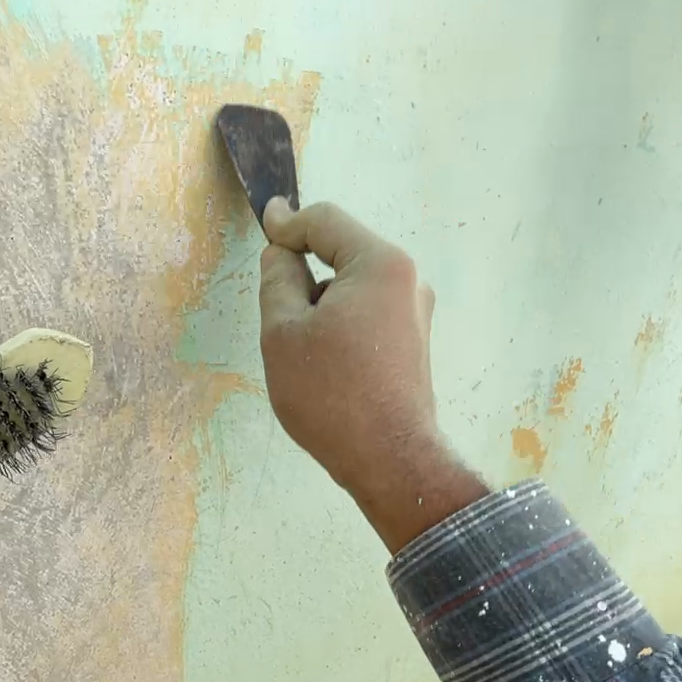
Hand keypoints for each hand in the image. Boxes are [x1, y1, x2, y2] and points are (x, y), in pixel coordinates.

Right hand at [258, 198, 488, 551]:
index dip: (289, 222)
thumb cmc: (329, 393)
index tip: (266, 222)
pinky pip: (367, 318)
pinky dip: (341, 330)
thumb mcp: (283, 333)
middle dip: (305, 277)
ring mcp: (416, 315)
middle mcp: (408, 280)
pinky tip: (328, 373)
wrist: (388, 459)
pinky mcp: (414, 345)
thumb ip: (278, 281)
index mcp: (379, 264)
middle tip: (278, 323)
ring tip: (305, 362)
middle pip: (343, 257)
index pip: (326, 222)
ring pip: (353, 292)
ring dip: (322, 309)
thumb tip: (283, 254)